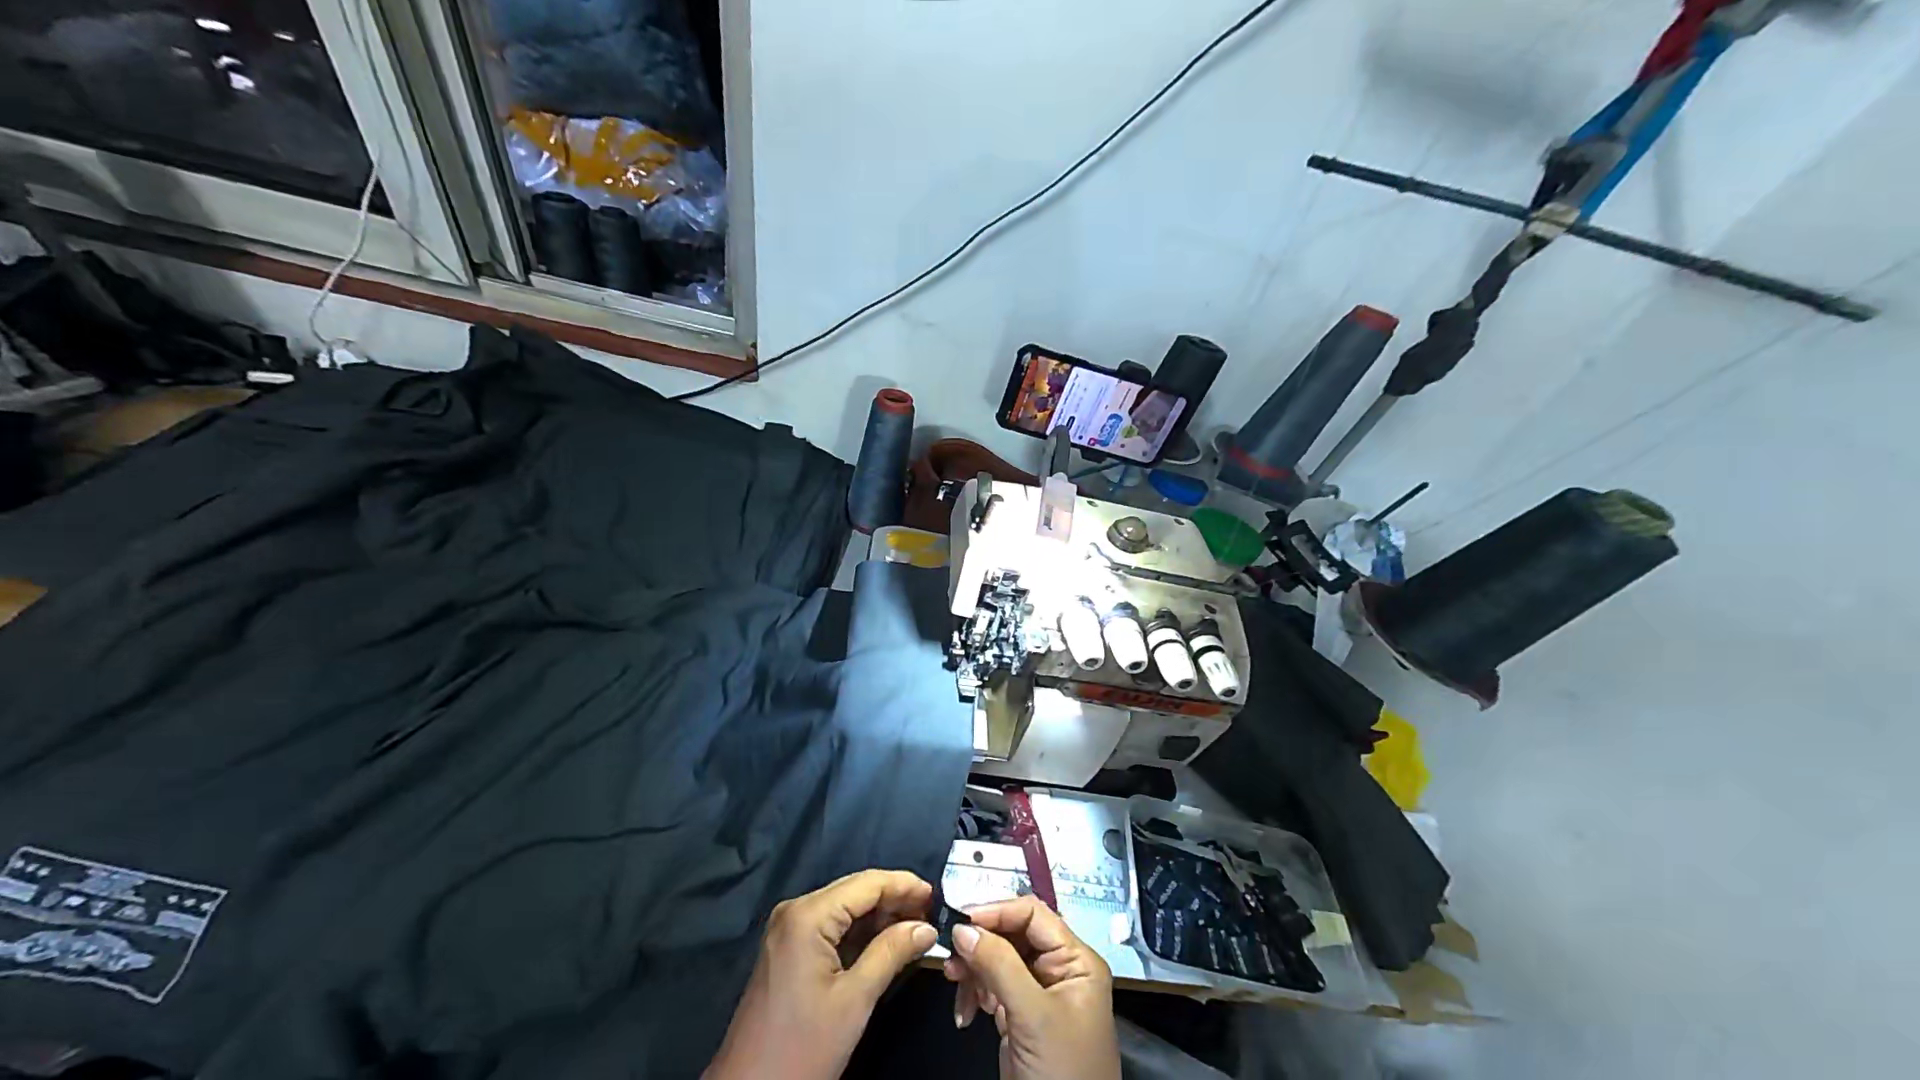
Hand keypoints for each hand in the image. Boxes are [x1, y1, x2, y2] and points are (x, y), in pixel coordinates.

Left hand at [704, 869, 936, 1079]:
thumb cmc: (802, 1046)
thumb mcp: (855, 999)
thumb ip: (891, 953)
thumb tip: (926, 927)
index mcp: (808, 914)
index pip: (866, 883)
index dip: (904, 885)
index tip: (938, 895)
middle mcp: (796, 910)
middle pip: (855, 891)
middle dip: (895, 899)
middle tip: (932, 914)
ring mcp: (789, 929)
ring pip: (845, 908)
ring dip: (880, 916)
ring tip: (918, 928)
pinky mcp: (789, 949)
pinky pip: (832, 927)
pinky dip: (861, 932)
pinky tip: (888, 941)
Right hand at [944, 896, 1119, 1079]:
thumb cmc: (1062, 1071)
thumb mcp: (1033, 1015)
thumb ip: (999, 965)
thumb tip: (962, 927)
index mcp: (1076, 960)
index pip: (1033, 914)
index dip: (997, 911)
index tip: (961, 920)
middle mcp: (1059, 969)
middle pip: (1012, 935)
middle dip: (981, 943)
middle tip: (951, 956)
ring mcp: (1038, 993)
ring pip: (998, 959)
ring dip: (973, 969)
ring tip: (953, 982)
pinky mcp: (1020, 1016)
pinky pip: (992, 988)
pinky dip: (974, 995)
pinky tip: (966, 1013)